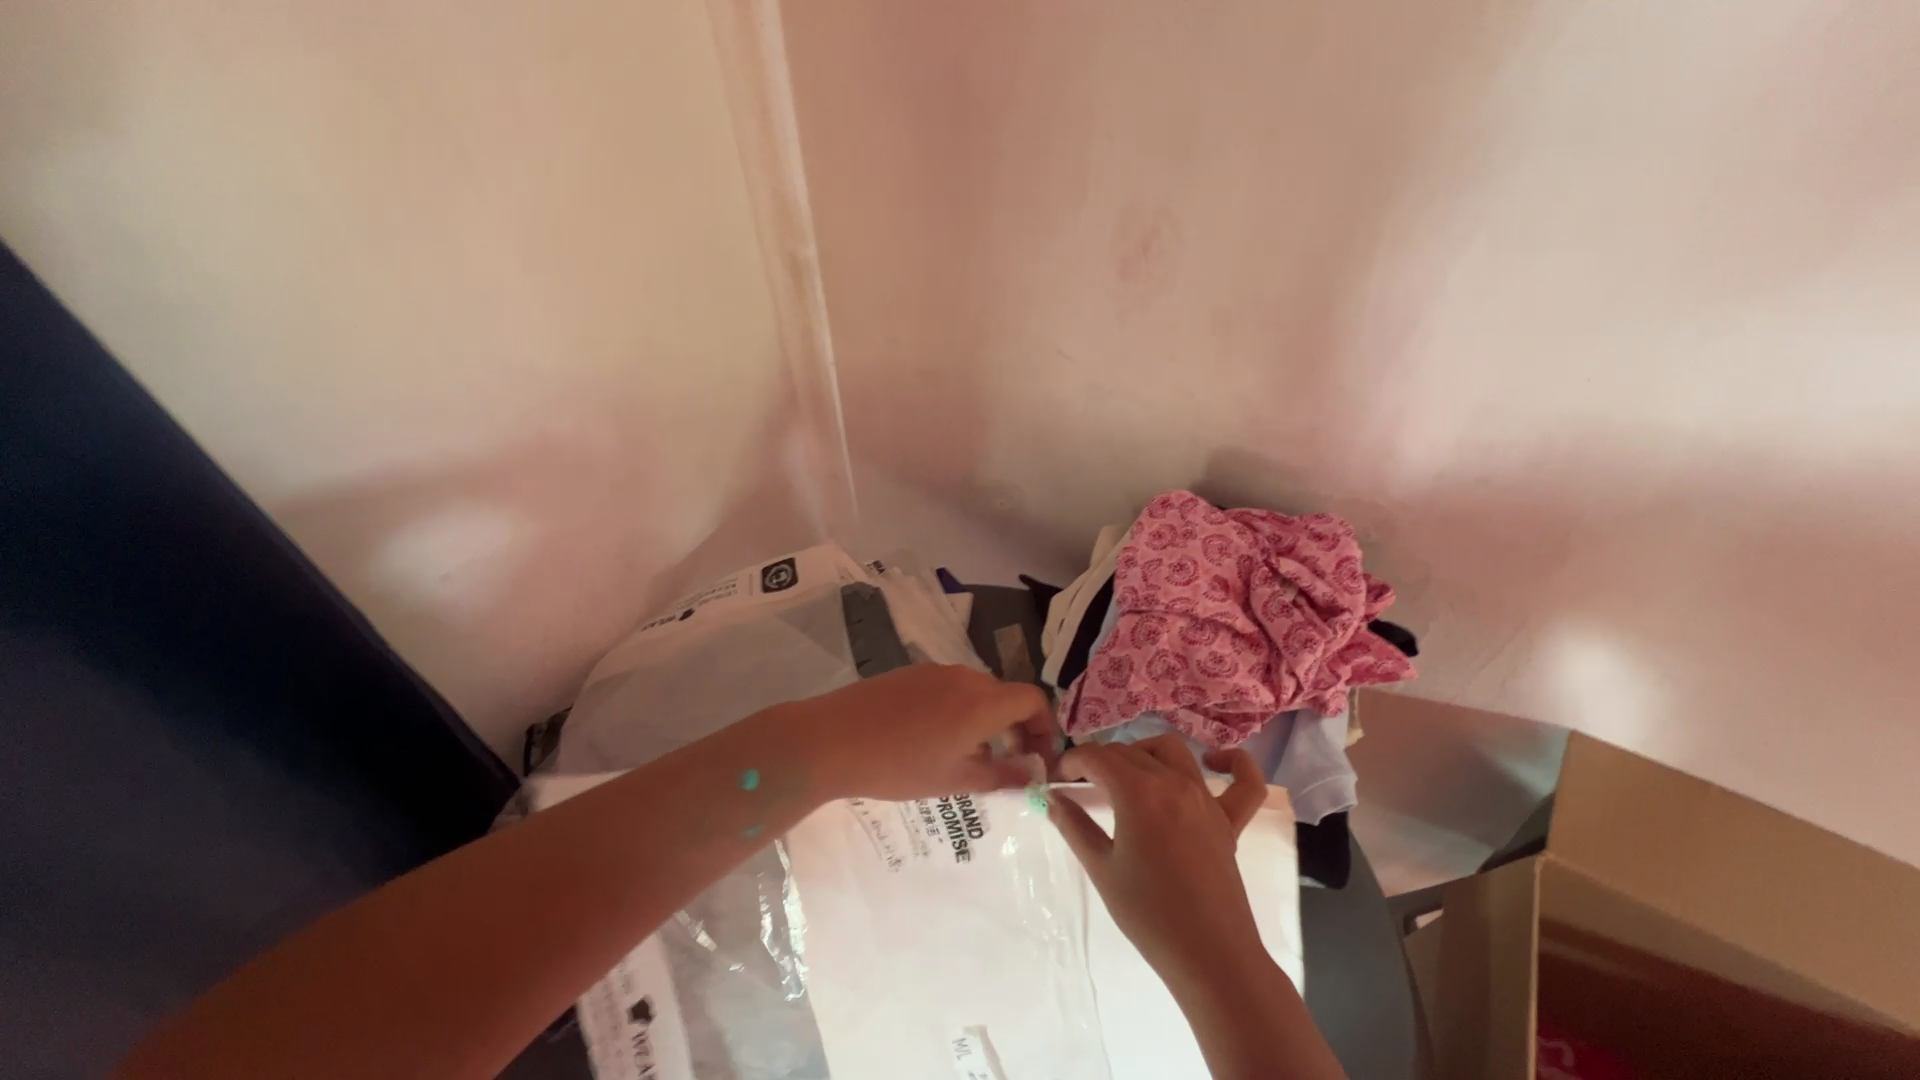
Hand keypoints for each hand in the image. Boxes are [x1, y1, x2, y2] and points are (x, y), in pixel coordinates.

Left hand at [781, 664, 1056, 801]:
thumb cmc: (897, 766)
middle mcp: (964, 677)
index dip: (1044, 728)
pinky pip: (950, 689)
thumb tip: (1035, 774)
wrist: (830, 739)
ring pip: (977, 692)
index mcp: (982, 702)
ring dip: (987, 721)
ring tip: (970, 758)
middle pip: (1006, 695)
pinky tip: (935, 741)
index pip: (1033, 699)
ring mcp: (934, 671)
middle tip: (1008, 765)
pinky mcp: (910, 674)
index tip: (1037, 760)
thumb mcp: (954, 780)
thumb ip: (1002, 775)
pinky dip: (959, 711)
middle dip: (1016, 728)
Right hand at [1047, 735, 1268, 981]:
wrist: (1208, 954)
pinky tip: (1212, 762)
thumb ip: (1074, 826)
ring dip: (1145, 752)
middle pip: (1129, 752)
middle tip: (1081, 784)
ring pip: (1173, 752)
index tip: (1057, 776)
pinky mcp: (1230, 821)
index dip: (1072, 760)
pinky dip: (1232, 763)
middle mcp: (1174, 782)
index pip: (1097, 756)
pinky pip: (1243, 782)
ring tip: (1128, 776)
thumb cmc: (1147, 914)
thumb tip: (1052, 798)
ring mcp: (1206, 799)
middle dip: (1100, 760)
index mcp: (1138, 792)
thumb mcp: (1101, 869)